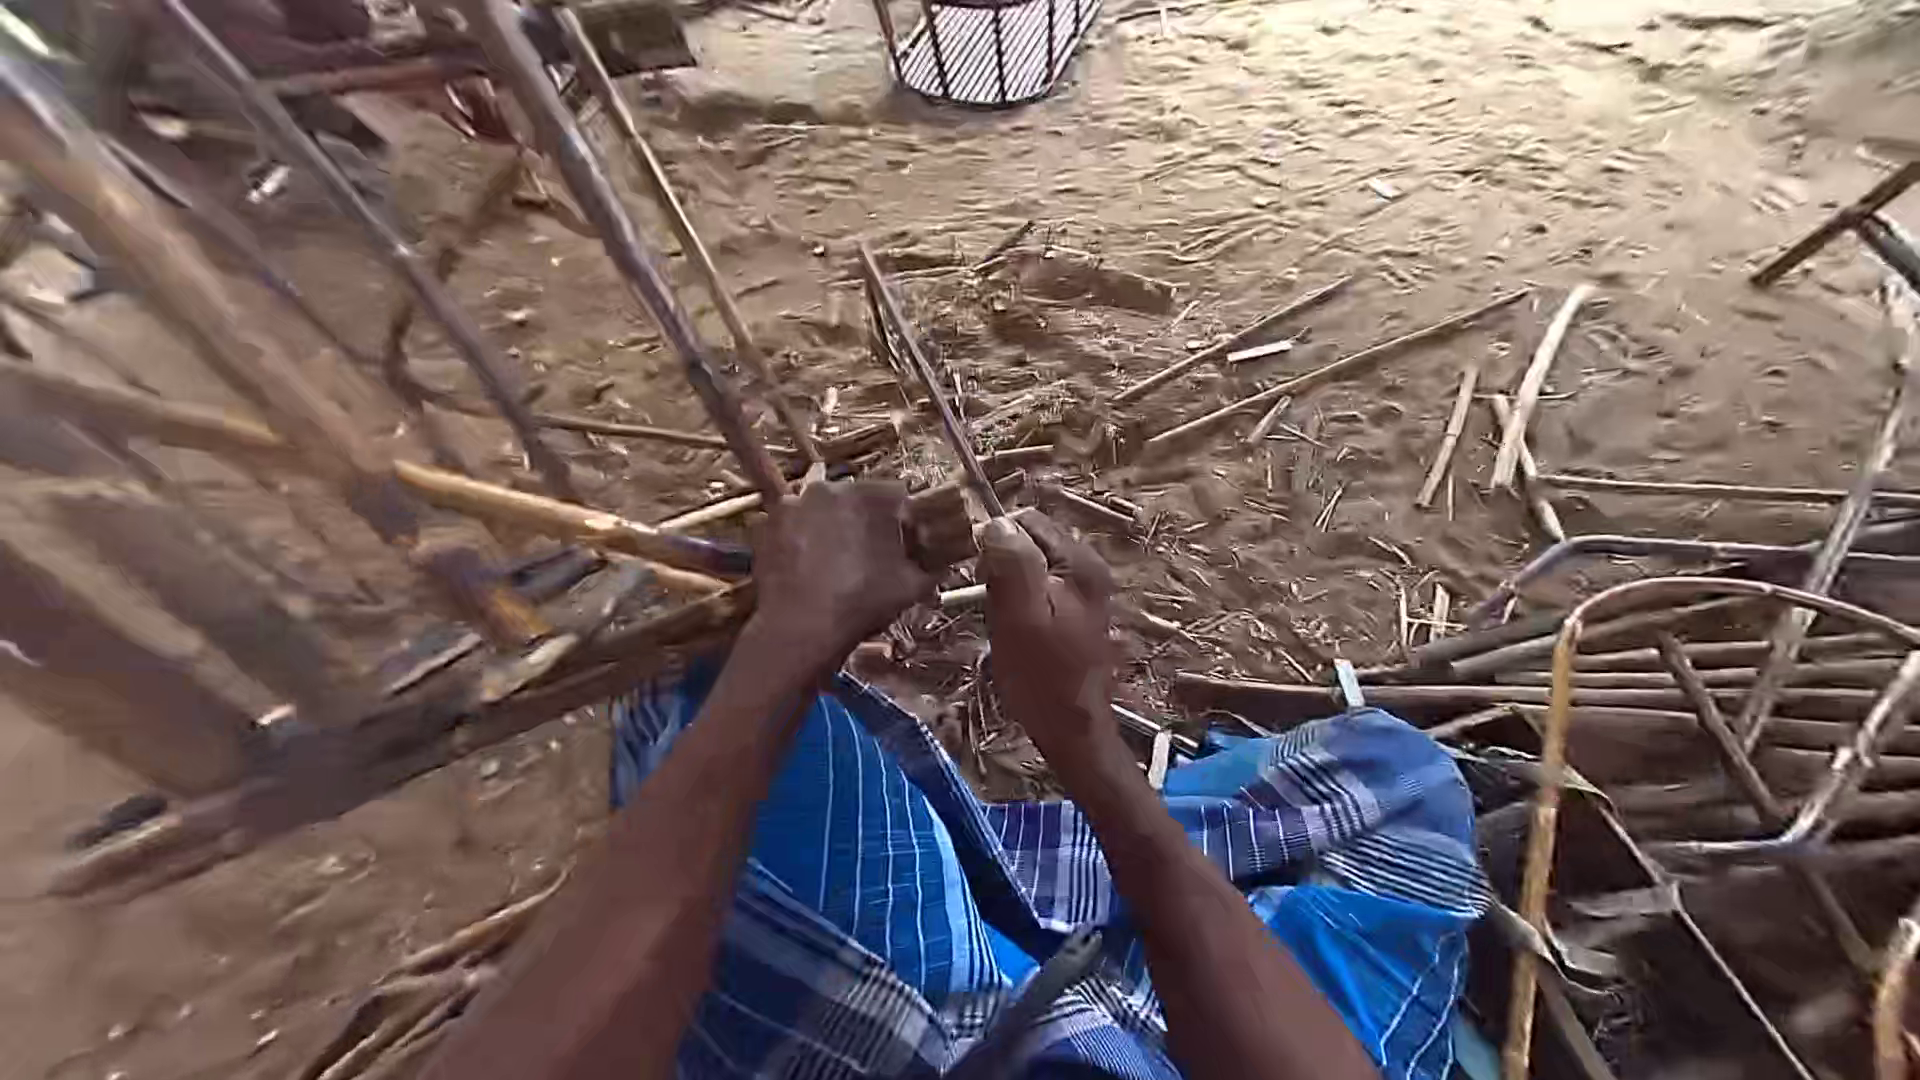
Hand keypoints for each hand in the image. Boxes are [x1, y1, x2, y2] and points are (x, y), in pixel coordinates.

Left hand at [749, 479, 935, 670]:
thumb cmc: (864, 600)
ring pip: (822, 510)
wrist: (802, 628)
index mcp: (868, 494)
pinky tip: (808, 564)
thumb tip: (941, 562)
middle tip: (870, 553)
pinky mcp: (766, 525)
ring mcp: (792, 504)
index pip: (897, 494)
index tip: (903, 540)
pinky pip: (794, 525)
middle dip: (865, 519)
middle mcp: (829, 488)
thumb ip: (932, 566)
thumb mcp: (912, 586)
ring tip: (835, 561)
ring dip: (831, 526)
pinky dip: (801, 538)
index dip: (903, 518)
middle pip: (856, 499)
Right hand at [978, 510, 1121, 773]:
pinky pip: (1037, 589)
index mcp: (1080, 563)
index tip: (980, 574)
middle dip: (1003, 564)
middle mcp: (1088, 569)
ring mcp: (1083, 591)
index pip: (1028, 521)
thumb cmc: (1041, 675)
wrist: (1070, 729)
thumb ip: (1012, 564)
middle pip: (1030, 542)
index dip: (998, 540)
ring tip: (1001, 617)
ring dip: (1007, 585)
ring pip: (1030, 567)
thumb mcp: (1020, 616)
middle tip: (992, 602)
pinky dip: (1018, 601)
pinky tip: (1013, 626)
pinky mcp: (1074, 612)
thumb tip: (995, 522)